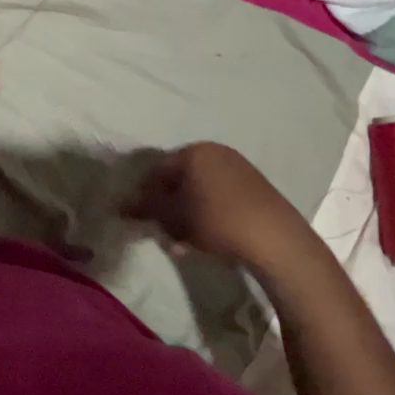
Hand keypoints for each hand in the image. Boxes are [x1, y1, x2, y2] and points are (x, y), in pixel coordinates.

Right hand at [124, 143, 319, 269]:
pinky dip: (207, 213)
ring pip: (199, 190)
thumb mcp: (173, 216)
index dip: (144, 195)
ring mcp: (238, 167)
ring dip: (186, 214)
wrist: (273, 237)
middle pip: (178, 179)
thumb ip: (145, 208)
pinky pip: (219, 196)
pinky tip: (206, 237)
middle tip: (162, 231)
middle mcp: (215, 152)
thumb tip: (120, 206)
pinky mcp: (255, 186)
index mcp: (193, 152)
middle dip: (167, 207)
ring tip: (182, 242)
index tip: (140, 218)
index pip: (156, 170)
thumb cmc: (215, 220)